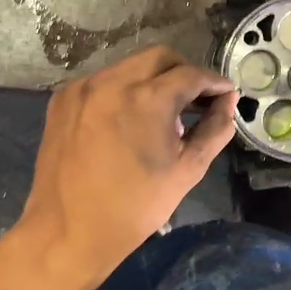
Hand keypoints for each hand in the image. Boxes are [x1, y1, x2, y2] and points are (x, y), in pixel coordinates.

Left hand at [10, 46, 236, 288]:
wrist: (69, 232)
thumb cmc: (135, 207)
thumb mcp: (188, 170)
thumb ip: (214, 129)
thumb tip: (228, 103)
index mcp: (146, 99)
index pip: (191, 75)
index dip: (214, 83)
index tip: (225, 93)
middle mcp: (112, 82)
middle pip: (159, 57)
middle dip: (184, 72)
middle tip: (197, 99)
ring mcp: (82, 88)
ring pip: (129, 66)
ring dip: (153, 80)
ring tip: (163, 113)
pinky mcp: (63, 99)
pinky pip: (103, 81)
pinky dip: (123, 90)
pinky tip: (129, 119)